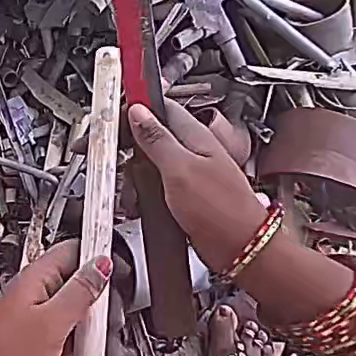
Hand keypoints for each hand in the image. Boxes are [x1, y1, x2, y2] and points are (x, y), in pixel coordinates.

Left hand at [0, 240, 110, 355]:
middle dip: (101, 301)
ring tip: (98, 346)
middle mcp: (39, 293)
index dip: (98, 259)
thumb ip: (79, 291)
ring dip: (96, 327)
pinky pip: (73, 333)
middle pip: (83, 282)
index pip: (74, 250)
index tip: (116, 278)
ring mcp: (42, 316)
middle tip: (107, 322)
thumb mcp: (51, 323)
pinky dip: (85, 344)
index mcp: (36, 278)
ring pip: (81, 310)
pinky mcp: (44, 338)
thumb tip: (101, 264)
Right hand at [128, 102, 268, 270]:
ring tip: (127, 181)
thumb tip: (138, 111)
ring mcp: (192, 172)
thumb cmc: (221, 210)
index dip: (136, 107)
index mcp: (196, 135)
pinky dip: (145, 190)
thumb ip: (157, 139)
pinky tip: (139, 199)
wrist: (242, 249)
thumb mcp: (180, 169)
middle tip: (112, 151)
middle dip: (131, 141)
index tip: (113, 115)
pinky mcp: (188, 194)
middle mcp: (195, 150)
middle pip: (155, 133)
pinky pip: (160, 183)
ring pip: (154, 159)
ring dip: (136, 169)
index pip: (162, 106)